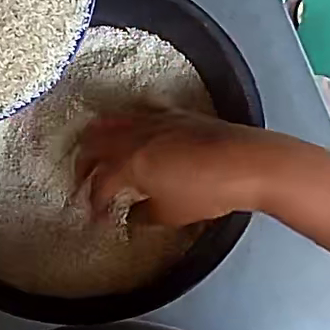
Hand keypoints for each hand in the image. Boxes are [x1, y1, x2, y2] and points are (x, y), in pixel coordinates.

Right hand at [75, 110, 283, 225]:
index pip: (98, 185)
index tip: (96, 217)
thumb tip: (132, 215)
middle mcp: (131, 138)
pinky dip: (127, 121)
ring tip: (96, 150)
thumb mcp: (170, 214)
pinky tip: (131, 129)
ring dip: (97, 138)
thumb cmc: (207, 191)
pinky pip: (138, 112)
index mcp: (126, 164)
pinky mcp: (171, 114)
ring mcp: (150, 122)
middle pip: (92, 146)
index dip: (92, 204)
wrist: (247, 163)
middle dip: (82, 164)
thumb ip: (143, 214)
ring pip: (109, 123)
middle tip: (82, 180)